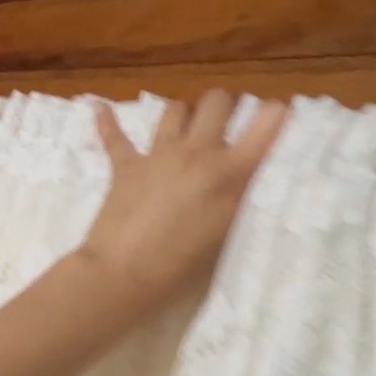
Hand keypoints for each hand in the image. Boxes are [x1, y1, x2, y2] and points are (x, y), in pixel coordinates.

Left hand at [73, 90, 286, 312]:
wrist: (125, 273)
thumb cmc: (183, 267)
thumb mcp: (227, 232)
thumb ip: (236, 199)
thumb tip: (238, 181)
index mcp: (231, 173)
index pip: (266, 123)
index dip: (274, 112)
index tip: (276, 112)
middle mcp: (197, 153)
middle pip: (216, 102)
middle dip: (223, 105)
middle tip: (224, 122)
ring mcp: (158, 155)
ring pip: (174, 109)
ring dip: (182, 113)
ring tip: (184, 125)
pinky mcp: (124, 166)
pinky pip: (114, 136)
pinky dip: (107, 122)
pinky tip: (100, 108)